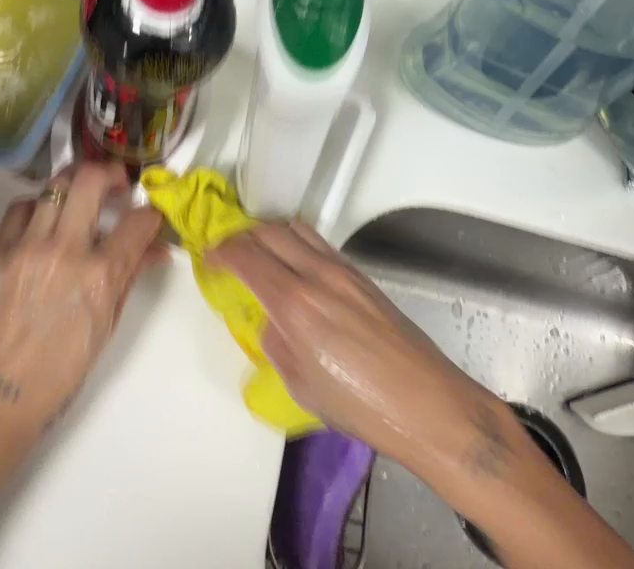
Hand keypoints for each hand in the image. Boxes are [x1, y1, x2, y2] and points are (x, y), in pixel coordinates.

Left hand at [0, 162, 166, 433]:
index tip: (151, 215)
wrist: (0, 393)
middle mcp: (64, 251)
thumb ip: (130, 276)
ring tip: (83, 196)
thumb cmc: (63, 368)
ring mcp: (27, 247)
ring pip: (55, 184)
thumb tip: (155, 249)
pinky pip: (22, 207)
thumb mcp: (108, 323)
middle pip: (91, 180)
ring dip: (77, 183)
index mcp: (100, 276)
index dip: (152, 214)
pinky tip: (47, 220)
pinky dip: (40, 205)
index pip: (138, 222)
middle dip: (113, 174)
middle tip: (119, 186)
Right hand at [206, 221, 511, 475]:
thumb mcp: (299, 383)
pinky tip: (294, 266)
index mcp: (295, 302)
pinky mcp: (362, 276)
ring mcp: (344, 270)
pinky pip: (319, 244)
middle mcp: (318, 274)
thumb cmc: (358, 405)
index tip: (208, 259)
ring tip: (258, 254)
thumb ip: (277, 342)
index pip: (247, 256)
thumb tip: (274, 320)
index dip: (221, 252)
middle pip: (270, 232)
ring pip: (297, 229)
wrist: (425, 402)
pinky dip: (296, 243)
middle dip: (242, 238)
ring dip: (270, 234)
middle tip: (228, 255)